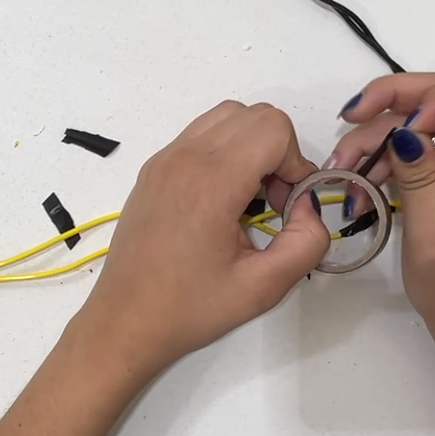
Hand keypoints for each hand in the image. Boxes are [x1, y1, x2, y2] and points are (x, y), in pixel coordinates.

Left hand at [74, 101, 330, 374]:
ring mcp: (164, 159)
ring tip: (249, 197)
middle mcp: (184, 158)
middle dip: (277, 151)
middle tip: (273, 201)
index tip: (288, 205)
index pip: (273, 128)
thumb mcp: (263, 288)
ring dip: (251, 146)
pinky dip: (224, 150)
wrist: (124, 321)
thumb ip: (306, 243)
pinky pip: (200, 134)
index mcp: (211, 183)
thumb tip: (310, 206)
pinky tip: (222, 199)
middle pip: (254, 114)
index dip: (295, 163)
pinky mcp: (152, 169)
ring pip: (226, 116)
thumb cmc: (190, 308)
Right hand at [328, 75, 434, 359]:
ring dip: (372, 136)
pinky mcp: (434, 178)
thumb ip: (423, 180)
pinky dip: (373, 159)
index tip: (404, 126)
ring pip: (412, 123)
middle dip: (393, 101)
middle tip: (349, 115)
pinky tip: (353, 183)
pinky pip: (401, 150)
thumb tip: (405, 130)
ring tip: (341, 167)